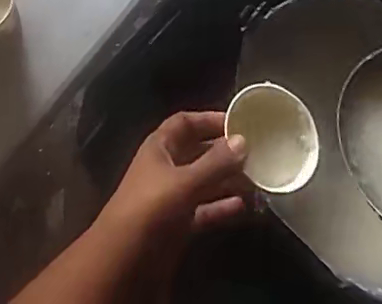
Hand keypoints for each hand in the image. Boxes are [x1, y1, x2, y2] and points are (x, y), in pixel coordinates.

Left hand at [95, 111, 249, 256]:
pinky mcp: (178, 225)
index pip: (185, 122)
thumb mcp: (183, 182)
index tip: (238, 121)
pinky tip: (244, 207)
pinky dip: (222, 207)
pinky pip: (204, 210)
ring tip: (257, 178)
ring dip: (227, 180)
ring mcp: (172, 197)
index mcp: (159, 147)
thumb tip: (242, 140)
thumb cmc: (150, 209)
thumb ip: (214, 163)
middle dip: (224, 152)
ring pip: (204, 182)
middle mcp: (166, 168)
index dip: (209, 119)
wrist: (124, 262)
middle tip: (256, 152)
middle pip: (198, 152)